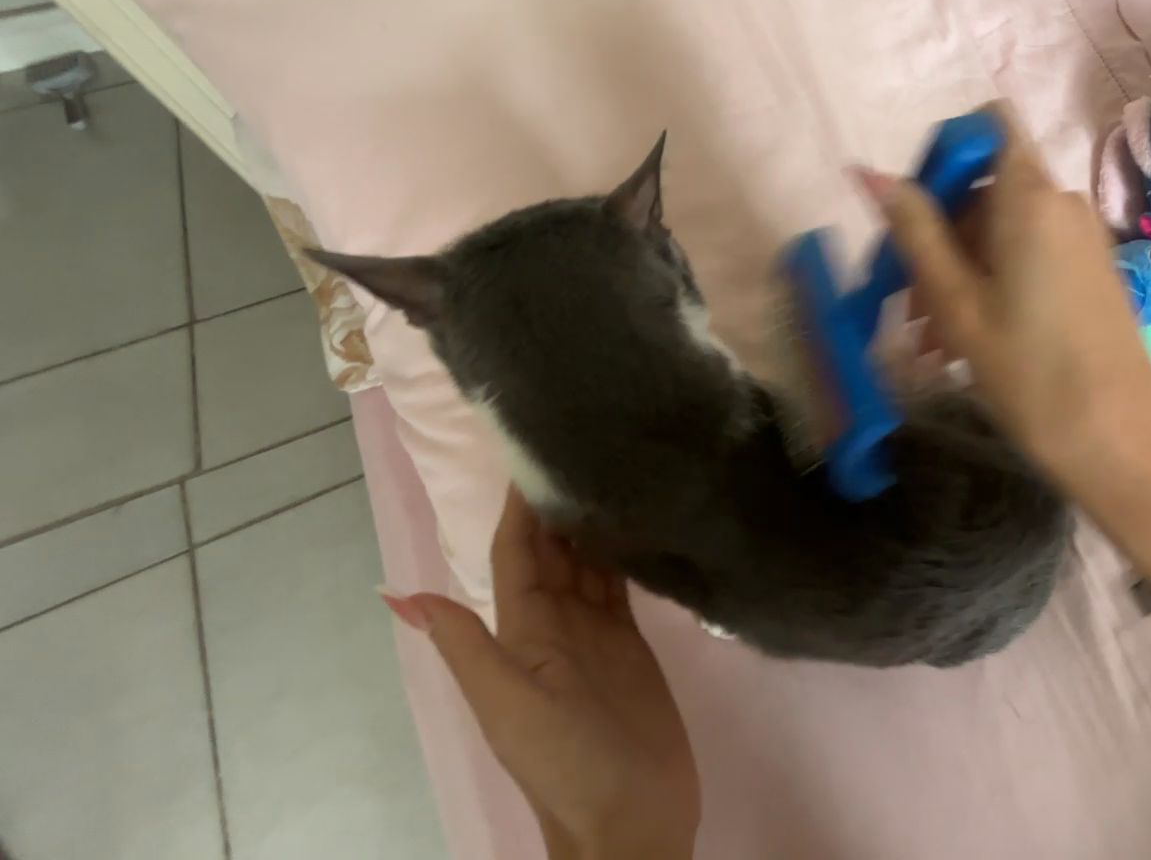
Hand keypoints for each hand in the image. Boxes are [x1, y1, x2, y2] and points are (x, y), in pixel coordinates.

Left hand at [380, 489, 698, 859]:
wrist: (631, 817)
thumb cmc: (568, 763)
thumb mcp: (512, 708)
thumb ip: (468, 649)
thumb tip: (400, 594)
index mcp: (523, 635)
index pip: (517, 556)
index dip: (520, 510)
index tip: (530, 455)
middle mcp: (555, 626)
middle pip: (553, 552)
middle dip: (557, 505)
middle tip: (579, 448)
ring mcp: (596, 633)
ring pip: (587, 564)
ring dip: (591, 523)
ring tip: (607, 473)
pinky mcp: (631, 641)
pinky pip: (621, 585)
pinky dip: (622, 554)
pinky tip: (634, 524)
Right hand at [861, 102, 1150, 593]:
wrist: (1122, 443)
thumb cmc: (1030, 375)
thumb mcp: (958, 304)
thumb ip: (916, 232)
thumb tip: (871, 174)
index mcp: (1030, 197)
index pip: (986, 126)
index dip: (944, 157)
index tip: (915, 217)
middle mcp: (1063, 204)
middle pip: (986, 187)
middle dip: (939, 235)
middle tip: (911, 306)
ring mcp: (1083, 240)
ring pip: (1003, 230)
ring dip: (960, 271)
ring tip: (935, 340)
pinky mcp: (1092, 273)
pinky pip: (1031, 256)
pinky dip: (994, 283)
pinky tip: (971, 341)